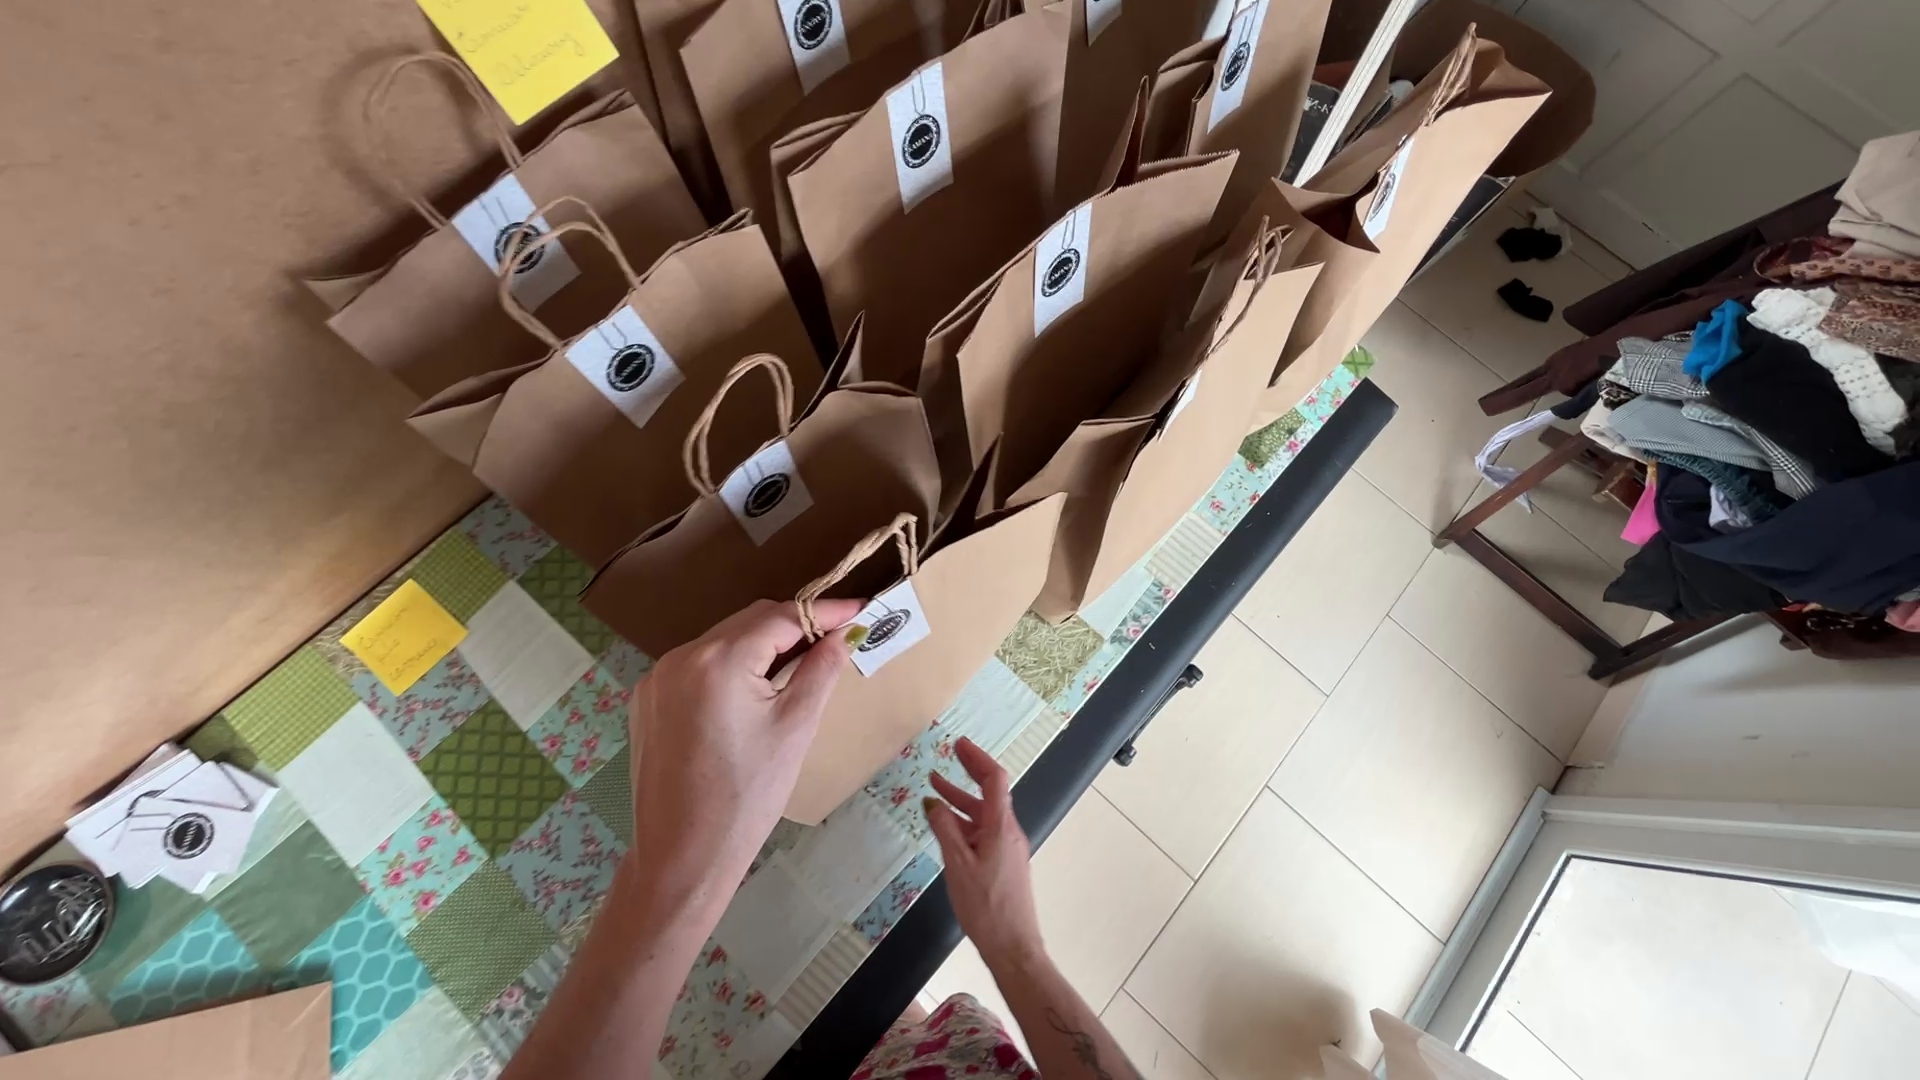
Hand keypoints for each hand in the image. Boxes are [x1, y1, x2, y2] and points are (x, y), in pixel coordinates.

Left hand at [627, 598, 863, 921]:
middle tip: (836, 636)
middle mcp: (680, 657)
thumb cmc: (748, 797)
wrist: (682, 857)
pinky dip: (731, 664)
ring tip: (801, 660)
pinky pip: (698, 664)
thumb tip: (844, 632)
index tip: (859, 609)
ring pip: (722, 640)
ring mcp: (657, 677)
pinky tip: (753, 688)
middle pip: (749, 621)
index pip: (781, 616)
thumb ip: (821, 669)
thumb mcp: (796, 727)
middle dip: (794, 624)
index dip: (824, 610)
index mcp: (718, 661)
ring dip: (762, 643)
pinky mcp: (647, 699)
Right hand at [924, 737, 1044, 970]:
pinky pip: (982, 831)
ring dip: (960, 797)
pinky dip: (963, 820)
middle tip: (951, 751)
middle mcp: (1008, 831)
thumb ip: (945, 830)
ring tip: (934, 785)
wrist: (1013, 946)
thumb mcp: (958, 866)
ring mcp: (1007, 846)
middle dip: (970, 770)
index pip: (994, 779)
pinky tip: (945, 823)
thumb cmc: (985, 907)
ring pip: (983, 813)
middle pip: (990, 791)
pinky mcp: (1003, 861)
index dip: (977, 758)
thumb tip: (932, 802)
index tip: (959, 744)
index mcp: (1001, 826)